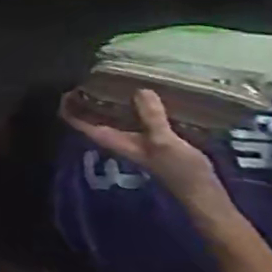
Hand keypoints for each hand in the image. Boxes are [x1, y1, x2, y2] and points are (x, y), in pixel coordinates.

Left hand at [60, 89, 219, 199]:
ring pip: (109, 117)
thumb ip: (151, 117)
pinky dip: (127, 105)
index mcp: (112, 140)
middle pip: (89, 118)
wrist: (204, 194)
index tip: (70, 87)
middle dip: (85, 99)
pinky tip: (138, 92)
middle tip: (90, 77)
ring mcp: (132, 139)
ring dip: (106, 101)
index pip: (77, 123)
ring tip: (109, 79)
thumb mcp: (164, 141)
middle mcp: (117, 139)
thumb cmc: (181, 170)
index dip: (68, 106)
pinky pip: (129, 118)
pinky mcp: (148, 139)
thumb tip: (140, 90)